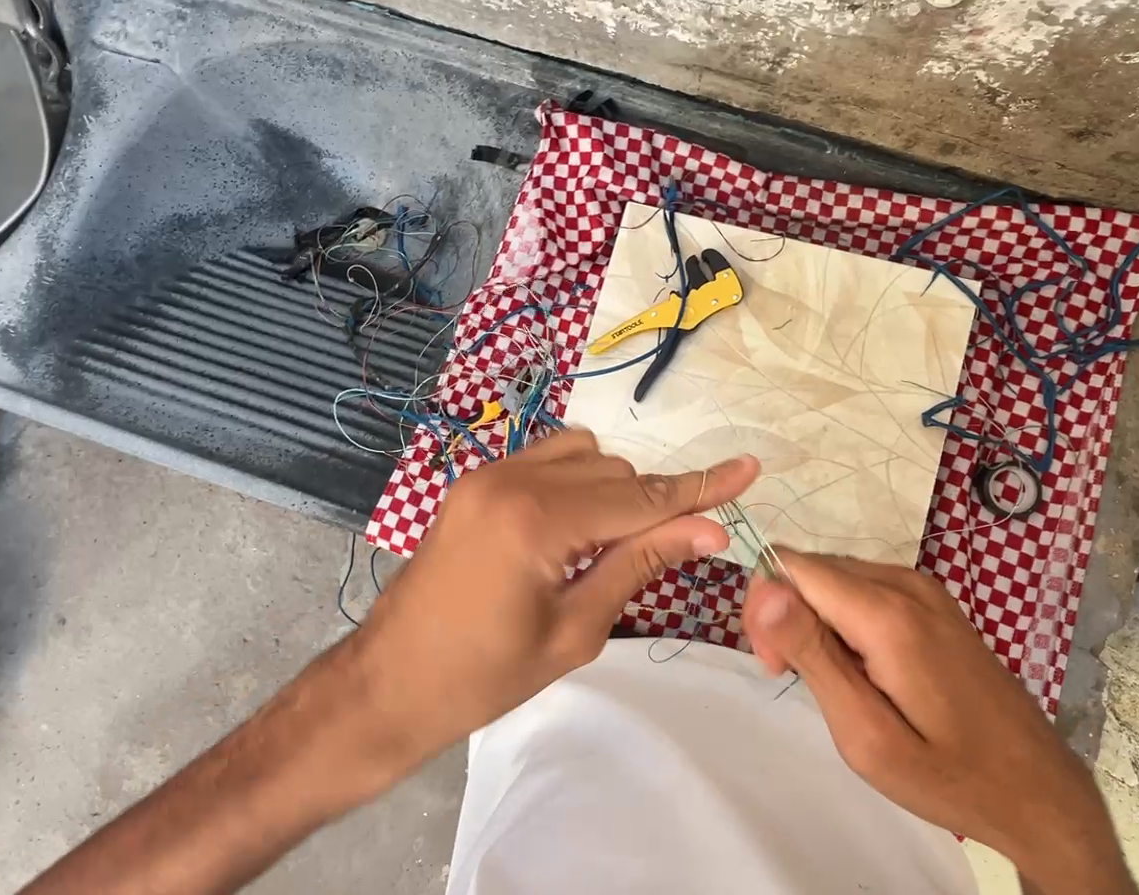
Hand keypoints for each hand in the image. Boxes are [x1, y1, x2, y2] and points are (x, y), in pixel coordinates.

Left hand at [349, 430, 760, 771]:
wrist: (389, 683)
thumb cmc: (484, 677)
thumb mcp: (576, 630)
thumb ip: (640, 564)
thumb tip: (708, 532)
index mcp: (537, 520)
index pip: (640, 498)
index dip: (701, 488)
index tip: (749, 468)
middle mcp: (512, 478)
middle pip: (615, 471)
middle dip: (649, 506)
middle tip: (660, 556)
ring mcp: (487, 473)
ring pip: (583, 454)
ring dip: (612, 489)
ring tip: (606, 547)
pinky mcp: (474, 481)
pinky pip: (545, 458)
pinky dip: (575, 481)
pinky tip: (571, 527)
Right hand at [743, 551, 1135, 894]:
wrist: (1038, 790)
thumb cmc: (948, 775)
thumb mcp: (866, 733)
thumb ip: (813, 654)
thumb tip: (764, 588)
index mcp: (887, 612)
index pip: (789, 566)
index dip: (767, 609)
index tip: (778, 666)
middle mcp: (905, 581)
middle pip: (810, 569)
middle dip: (786, 616)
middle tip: (802, 681)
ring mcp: (923, 586)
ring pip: (833, 577)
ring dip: (814, 619)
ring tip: (837, 682)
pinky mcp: (933, 599)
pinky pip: (863, 587)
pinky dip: (844, 618)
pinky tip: (864, 667)